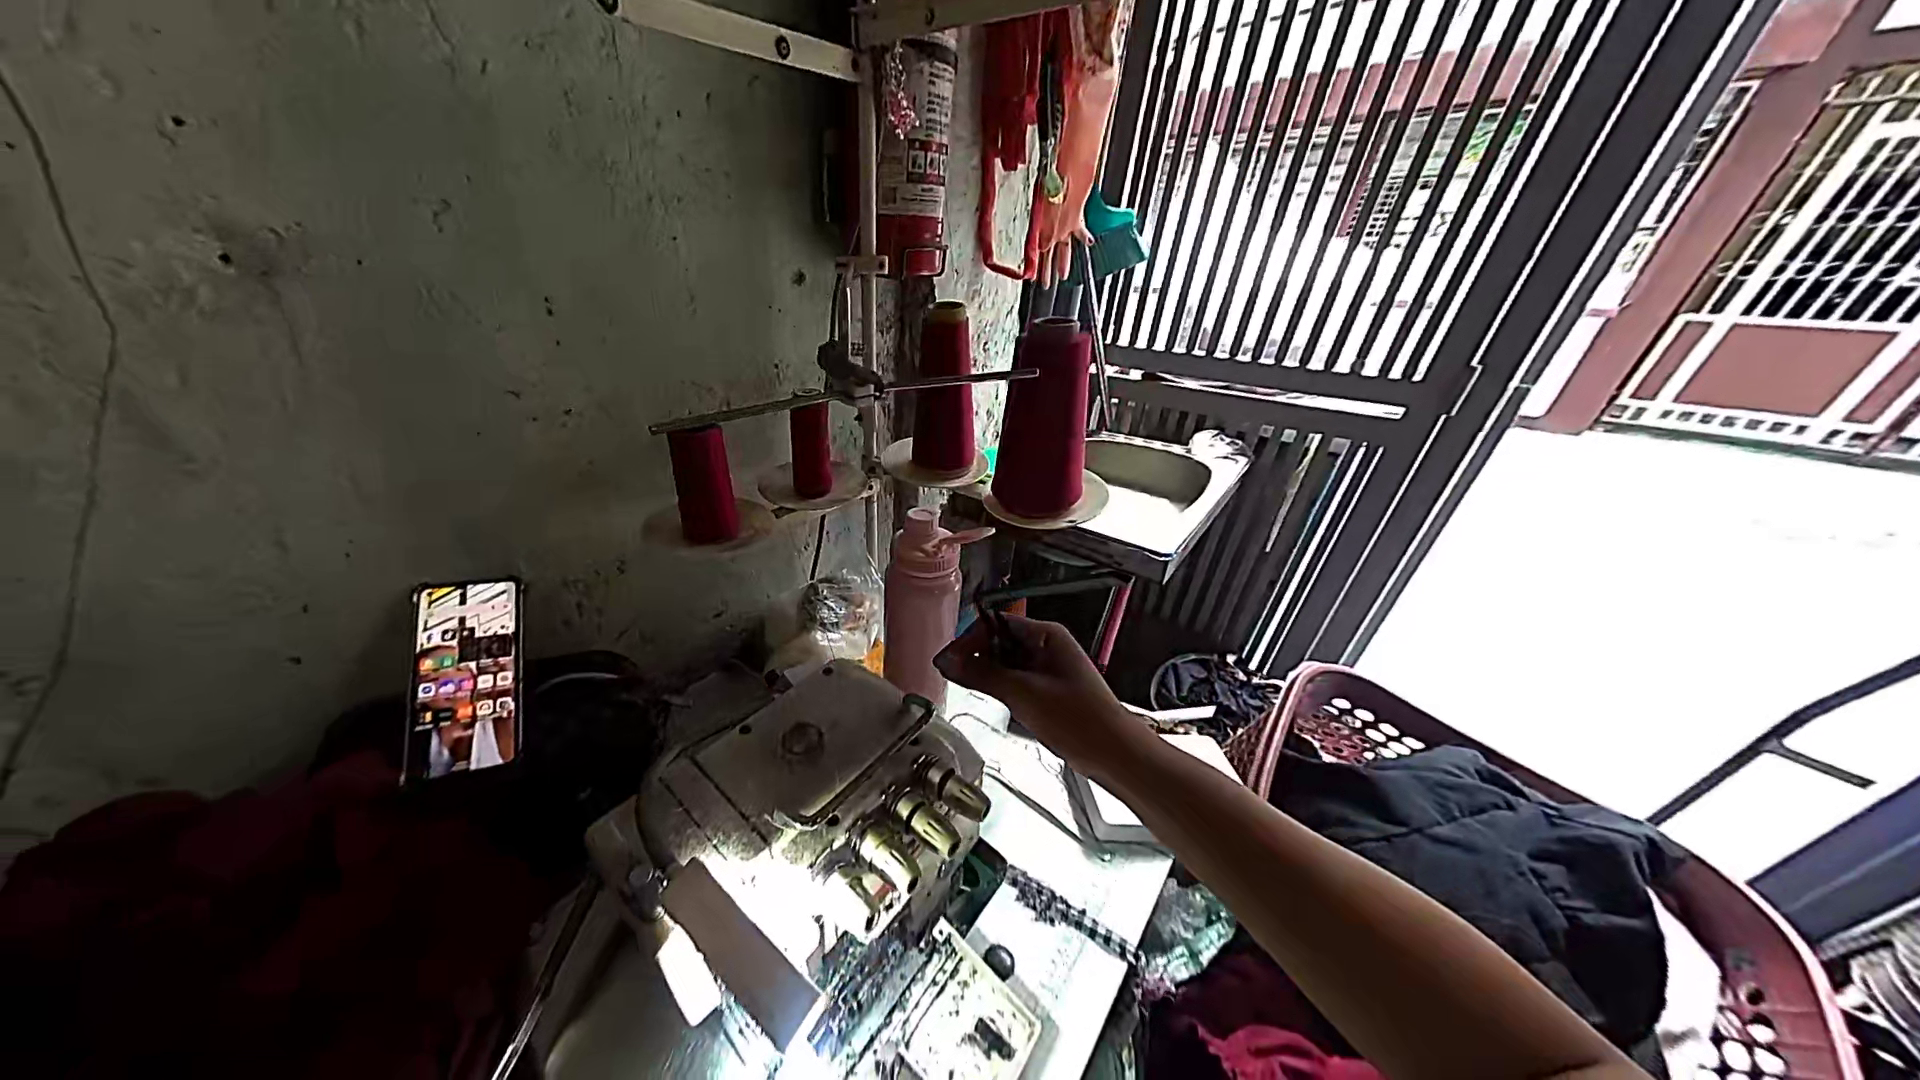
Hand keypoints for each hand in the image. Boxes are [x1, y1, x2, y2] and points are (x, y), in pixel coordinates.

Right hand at [934, 615, 1146, 778]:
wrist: (1112, 752)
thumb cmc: (1082, 719)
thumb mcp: (1023, 693)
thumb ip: (982, 674)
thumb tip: (950, 662)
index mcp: (1047, 635)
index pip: (997, 624)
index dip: (970, 639)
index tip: (949, 659)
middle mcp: (1048, 647)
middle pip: (1000, 642)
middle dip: (976, 657)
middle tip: (953, 675)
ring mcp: (1048, 669)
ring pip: (1006, 663)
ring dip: (987, 674)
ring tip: (971, 688)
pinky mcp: (1048, 691)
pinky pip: (1016, 681)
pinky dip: (1001, 688)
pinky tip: (994, 700)